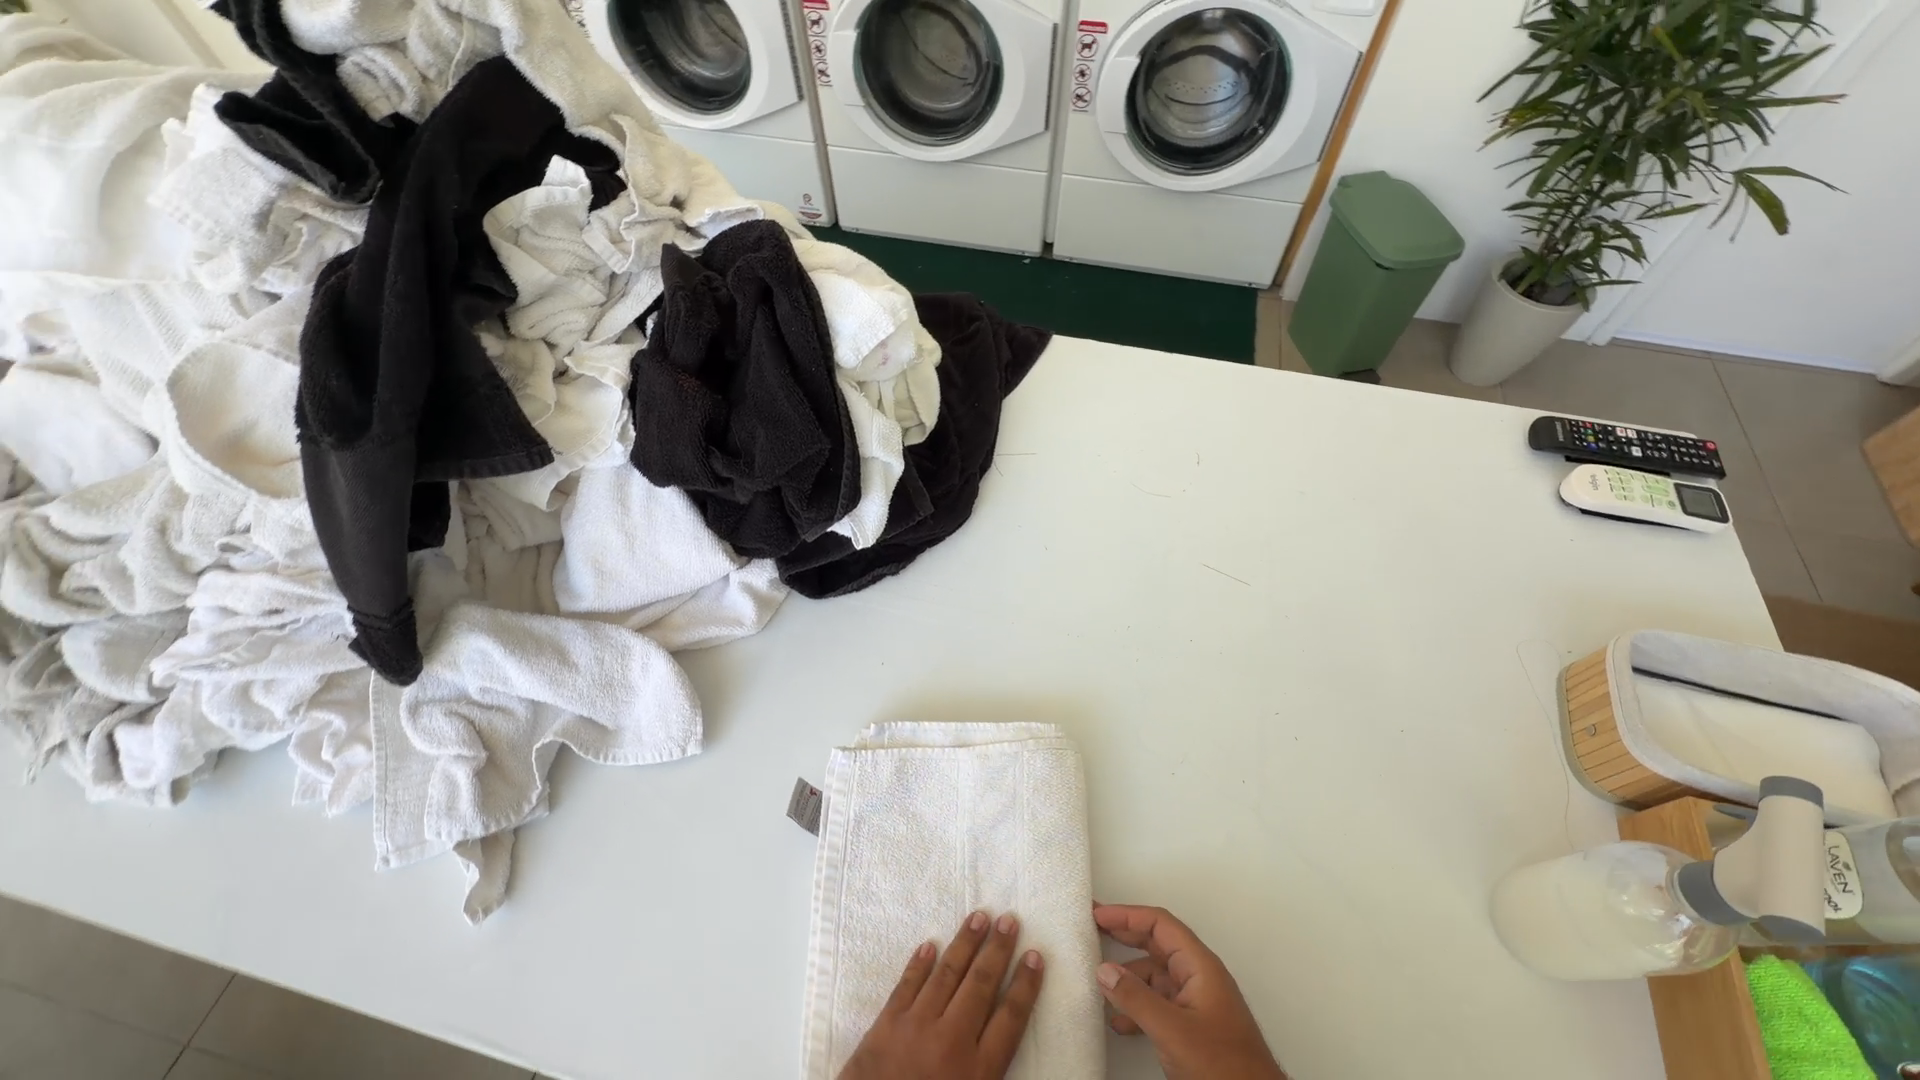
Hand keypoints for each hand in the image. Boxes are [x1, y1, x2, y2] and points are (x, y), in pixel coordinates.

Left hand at [839, 911, 1045, 1079]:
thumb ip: (990, 1072)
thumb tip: (1006, 1037)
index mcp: (978, 1072)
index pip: (1010, 1018)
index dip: (1025, 985)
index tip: (1035, 955)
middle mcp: (951, 1041)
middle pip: (980, 986)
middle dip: (997, 950)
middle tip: (1009, 919)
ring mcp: (916, 1028)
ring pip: (946, 975)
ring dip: (965, 944)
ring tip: (979, 916)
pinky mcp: (885, 1025)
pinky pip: (906, 986)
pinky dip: (918, 964)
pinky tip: (929, 945)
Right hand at [1093, 904, 1287, 1079]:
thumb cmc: (1220, 1064)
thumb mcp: (1172, 1030)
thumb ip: (1136, 998)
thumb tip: (1103, 970)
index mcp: (1200, 966)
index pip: (1161, 925)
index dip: (1128, 915)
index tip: (1097, 916)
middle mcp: (1198, 977)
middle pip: (1157, 944)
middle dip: (1125, 936)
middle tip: (1092, 930)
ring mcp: (1196, 1002)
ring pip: (1155, 976)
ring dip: (1127, 978)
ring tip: (1098, 984)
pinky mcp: (1192, 1026)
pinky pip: (1158, 1004)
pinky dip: (1137, 1006)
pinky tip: (1119, 1022)